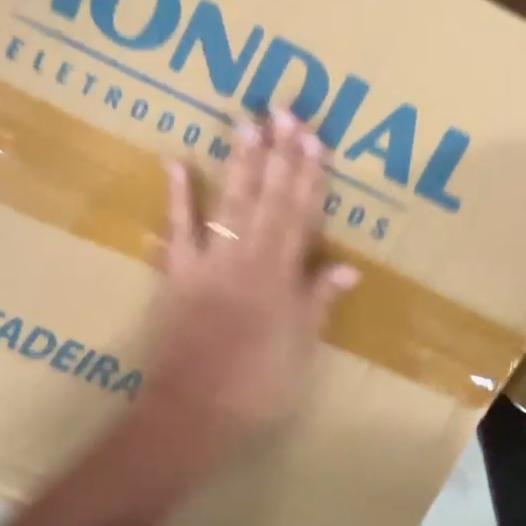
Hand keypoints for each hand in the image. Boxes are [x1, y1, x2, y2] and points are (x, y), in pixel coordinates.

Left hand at [138, 110, 360, 462]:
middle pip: (269, 198)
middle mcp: (249, 258)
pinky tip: (175, 160)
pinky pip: (177, 228)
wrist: (194, 413)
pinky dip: (176, 195)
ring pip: (231, 202)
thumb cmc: (256, 388)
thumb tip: (349, 265)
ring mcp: (211, 261)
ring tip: (247, 122)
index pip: (302, 216)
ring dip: (241, 161)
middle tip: (285, 111)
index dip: (310, 177)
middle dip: (280, 154)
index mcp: (282, 277)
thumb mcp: (302, 349)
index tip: (316, 140)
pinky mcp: (177, 272)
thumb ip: (319, 301)